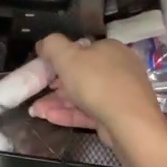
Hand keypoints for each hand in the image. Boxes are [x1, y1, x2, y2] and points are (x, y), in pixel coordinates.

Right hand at [28, 34, 165, 146]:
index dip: (62, 60)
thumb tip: (43, 43)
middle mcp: (118, 68)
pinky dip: (70, 114)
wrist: (129, 122)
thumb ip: (52, 45)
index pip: (83, 50)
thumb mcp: (67, 57)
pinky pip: (90, 111)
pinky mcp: (117, 115)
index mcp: (110, 49)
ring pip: (84, 96)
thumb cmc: (96, 82)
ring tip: (37, 111)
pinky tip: (50, 118)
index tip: (45, 72)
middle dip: (56, 86)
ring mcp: (119, 93)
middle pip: (82, 75)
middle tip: (37, 95)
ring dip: (58, 102)